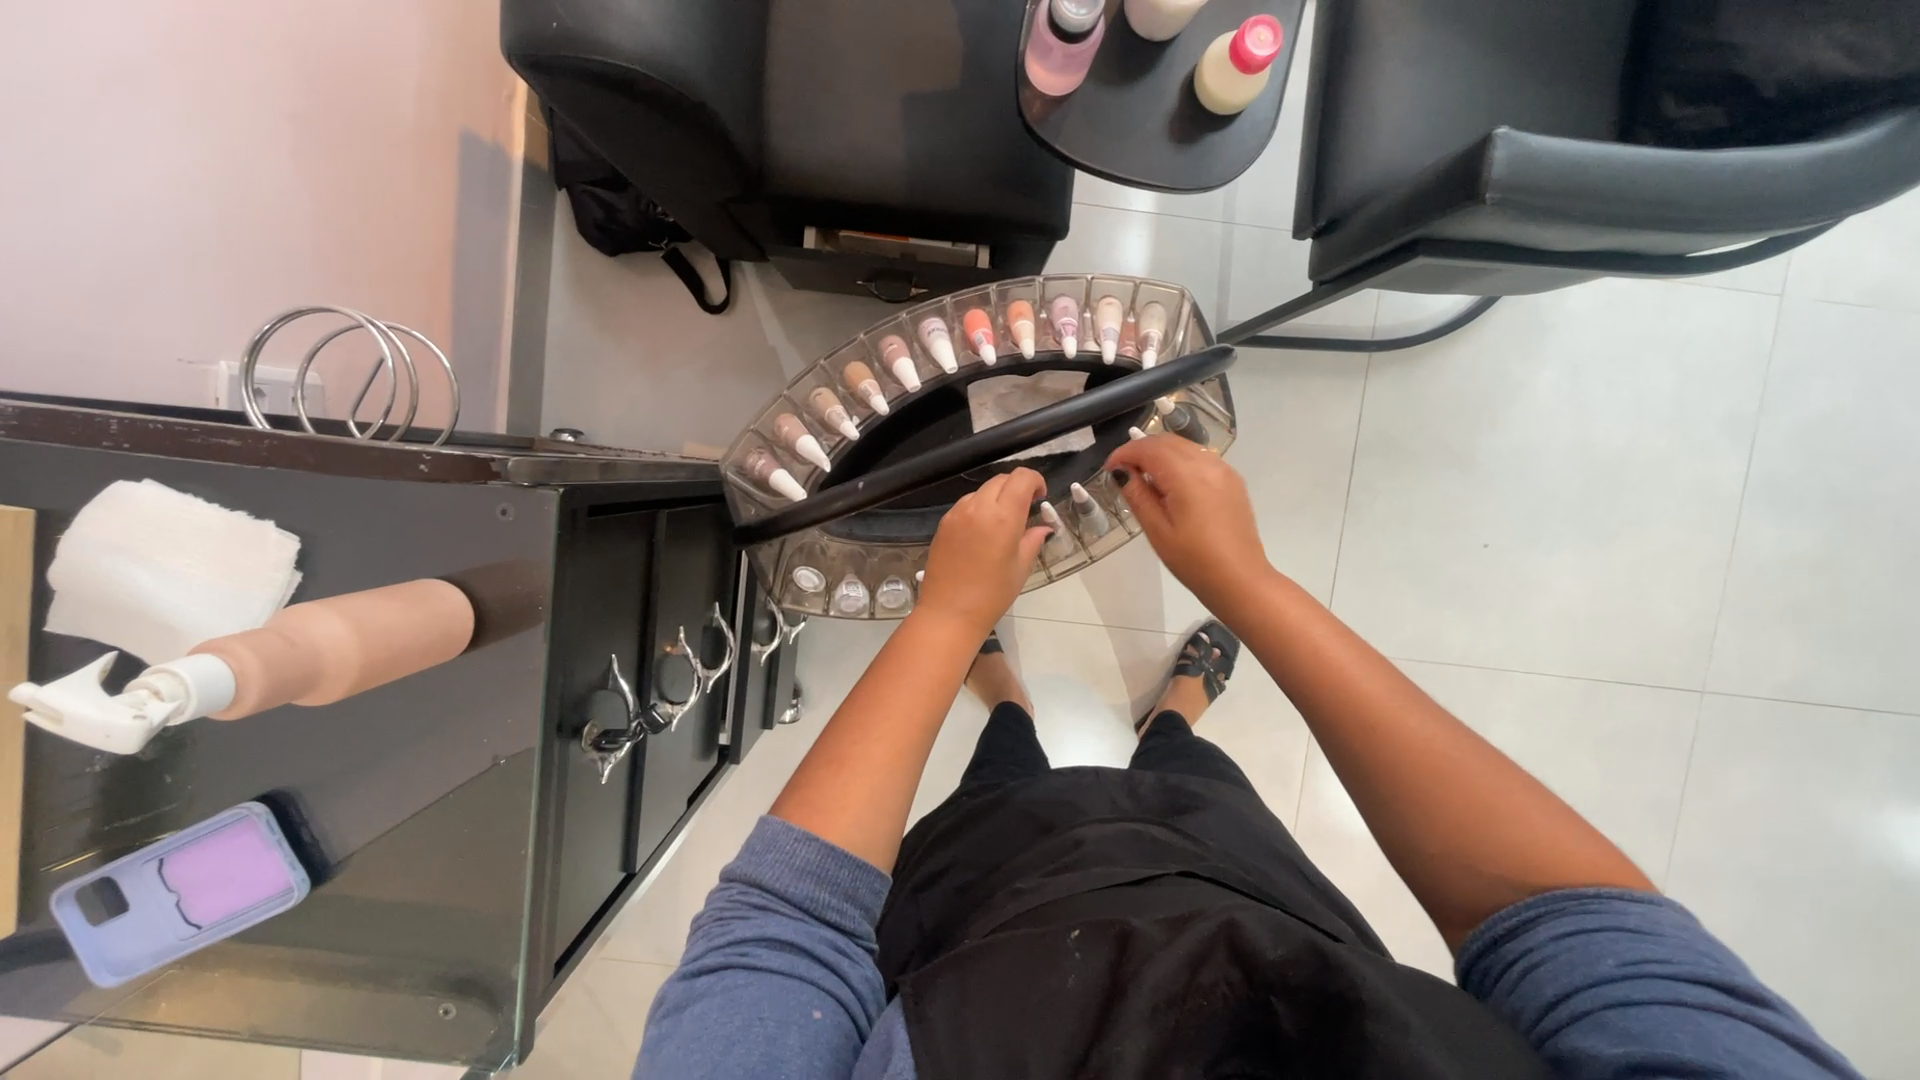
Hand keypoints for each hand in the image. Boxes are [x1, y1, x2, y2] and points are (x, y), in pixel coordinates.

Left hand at [917, 467, 1051, 638]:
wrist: (949, 612)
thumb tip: (1043, 528)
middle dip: (1017, 487)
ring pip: (981, 491)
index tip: (1040, 497)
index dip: (1036, 481)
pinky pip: (965, 504)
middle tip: (1025, 509)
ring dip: (996, 497)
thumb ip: (1033, 540)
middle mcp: (978, 508)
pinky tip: (982, 532)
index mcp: (1003, 517)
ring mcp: (957, 514)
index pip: (1022, 478)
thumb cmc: (992, 595)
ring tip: (1002, 522)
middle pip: (1001, 480)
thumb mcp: (1021, 568)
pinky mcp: (944, 523)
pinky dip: (979, 508)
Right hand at [1103, 435, 1270, 610]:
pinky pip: (1200, 458)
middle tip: (1123, 472)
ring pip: (1185, 447)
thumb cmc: (1194, 560)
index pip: (1149, 448)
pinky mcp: (1232, 480)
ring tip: (1145, 479)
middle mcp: (1208, 464)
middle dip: (1141, 450)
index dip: (1125, 453)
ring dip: (1161, 454)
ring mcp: (1224, 470)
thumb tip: (1122, 471)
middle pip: (1168, 441)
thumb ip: (1138, 495)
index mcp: (1187, 476)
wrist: (1240, 579)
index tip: (1109, 469)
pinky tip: (1172, 486)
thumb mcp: (1157, 531)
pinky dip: (1180, 461)